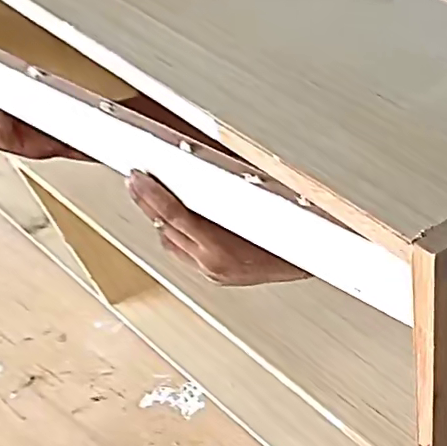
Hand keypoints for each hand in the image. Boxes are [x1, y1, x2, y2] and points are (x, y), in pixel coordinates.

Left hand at [127, 171, 310, 285]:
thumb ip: (222, 188)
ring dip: (162, 222)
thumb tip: (197, 169)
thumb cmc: (291, 232)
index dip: (151, 194)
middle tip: (136, 183)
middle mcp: (212, 263)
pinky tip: (180, 224)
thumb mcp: (257, 200)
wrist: (310, 260)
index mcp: (220, 246)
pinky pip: (185, 254)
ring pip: (171, 244)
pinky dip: (178, 237)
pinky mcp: (217, 276)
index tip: (137, 179)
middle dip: (148, 205)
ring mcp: (213, 272)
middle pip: (165, 230)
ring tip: (154, 200)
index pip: (173, 214)